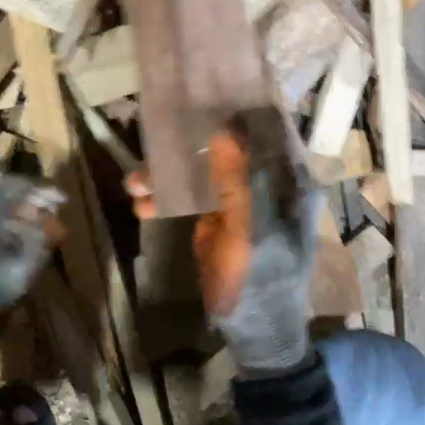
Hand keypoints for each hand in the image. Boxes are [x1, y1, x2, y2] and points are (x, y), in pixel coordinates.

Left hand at [0, 174, 63, 374]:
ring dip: (7, 214)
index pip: (18, 187)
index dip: (42, 192)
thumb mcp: (13, 279)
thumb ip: (36, 249)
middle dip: (25, 203)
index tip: (60, 202)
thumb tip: (49, 229)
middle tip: (43, 218)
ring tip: (23, 233)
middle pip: (0, 193)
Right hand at [127, 112, 316, 374]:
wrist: (253, 333)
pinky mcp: (218, 220)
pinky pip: (191, 197)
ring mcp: (240, 202)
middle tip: (159, 132)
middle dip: (191, 142)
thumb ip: (239, 182)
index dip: (240, 112)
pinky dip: (166, 197)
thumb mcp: (250, 232)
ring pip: (203, 172)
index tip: (208, 92)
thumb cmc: (260, 280)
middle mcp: (267, 184)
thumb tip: (225, 130)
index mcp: (289, 182)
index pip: (267, 132)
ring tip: (135, 179)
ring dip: (169, 173)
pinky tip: (141, 200)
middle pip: (228, 148)